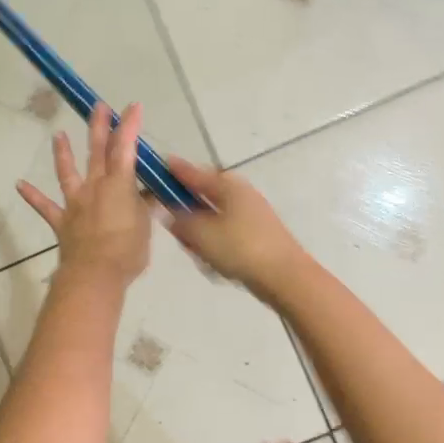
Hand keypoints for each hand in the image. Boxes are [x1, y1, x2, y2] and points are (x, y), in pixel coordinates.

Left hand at [17, 103, 153, 286]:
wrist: (95, 275)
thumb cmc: (127, 251)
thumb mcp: (145, 227)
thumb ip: (143, 208)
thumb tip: (148, 197)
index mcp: (119, 185)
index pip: (126, 148)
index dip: (130, 126)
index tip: (134, 106)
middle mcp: (95, 187)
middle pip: (97, 152)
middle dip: (99, 127)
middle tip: (98, 107)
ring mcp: (75, 203)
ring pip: (67, 172)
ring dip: (62, 153)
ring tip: (57, 135)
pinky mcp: (61, 221)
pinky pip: (44, 206)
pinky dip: (32, 195)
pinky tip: (19, 184)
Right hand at [165, 157, 309, 302]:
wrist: (284, 276)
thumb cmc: (240, 248)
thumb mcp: (201, 233)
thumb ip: (180, 220)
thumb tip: (169, 212)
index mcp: (228, 186)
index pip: (194, 173)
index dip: (175, 171)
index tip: (159, 165)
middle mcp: (241, 196)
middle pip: (204, 199)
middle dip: (188, 217)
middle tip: (180, 234)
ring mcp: (251, 216)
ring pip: (213, 222)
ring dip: (202, 238)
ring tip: (202, 256)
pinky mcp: (257, 237)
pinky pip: (226, 238)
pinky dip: (217, 248)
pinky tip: (217, 265)